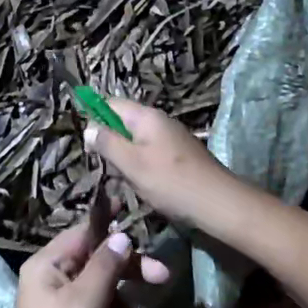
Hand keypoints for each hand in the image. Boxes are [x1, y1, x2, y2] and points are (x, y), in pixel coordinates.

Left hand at [0, 222, 167, 307]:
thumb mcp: (85, 303)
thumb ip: (106, 266)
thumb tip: (120, 236)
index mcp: (46, 269)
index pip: (82, 236)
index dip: (109, 229)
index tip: (136, 217)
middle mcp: (55, 288)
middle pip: (103, 270)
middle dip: (133, 282)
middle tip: (164, 280)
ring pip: (114, 306)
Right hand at [83, 99, 243, 225]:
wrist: (219, 204)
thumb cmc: (171, 182)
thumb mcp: (131, 163)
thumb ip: (106, 143)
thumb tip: (88, 128)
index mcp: (146, 116)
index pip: (110, 103)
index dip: (95, 119)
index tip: (90, 146)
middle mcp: (159, 121)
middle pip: (123, 123)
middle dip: (112, 145)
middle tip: (110, 169)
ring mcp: (171, 138)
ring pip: (135, 142)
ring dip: (126, 160)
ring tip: (129, 181)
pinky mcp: (180, 155)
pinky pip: (150, 154)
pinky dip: (143, 168)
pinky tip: (147, 187)